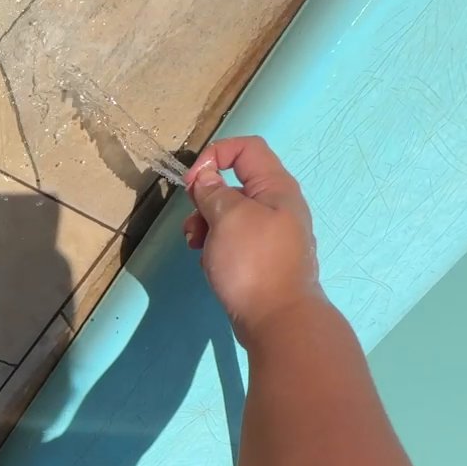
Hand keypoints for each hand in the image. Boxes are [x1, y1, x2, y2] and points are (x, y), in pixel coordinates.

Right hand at [182, 136, 326, 337]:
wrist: (276, 316)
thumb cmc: (253, 263)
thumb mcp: (228, 220)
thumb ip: (214, 194)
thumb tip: (206, 178)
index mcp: (275, 187)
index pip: (247, 149)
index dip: (215, 155)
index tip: (190, 182)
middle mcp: (275, 204)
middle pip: (233, 184)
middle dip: (203, 199)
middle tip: (192, 225)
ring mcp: (268, 232)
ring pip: (228, 214)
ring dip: (204, 225)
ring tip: (196, 248)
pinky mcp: (259, 256)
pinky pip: (231, 239)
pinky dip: (214, 245)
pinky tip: (208, 262)